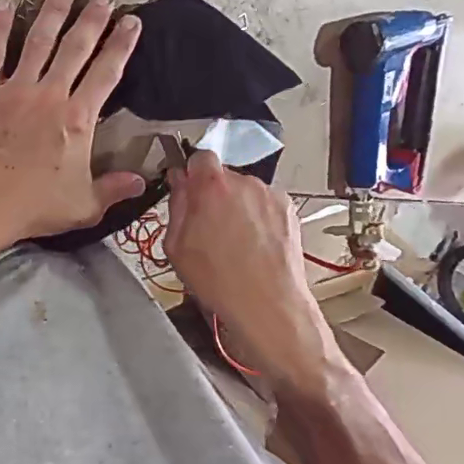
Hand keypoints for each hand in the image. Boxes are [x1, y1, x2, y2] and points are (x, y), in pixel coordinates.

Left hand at [0, 0, 145, 249]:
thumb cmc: (36, 204)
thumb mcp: (85, 204)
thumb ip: (114, 189)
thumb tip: (140, 182)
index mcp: (78, 118)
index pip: (107, 73)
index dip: (122, 45)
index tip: (132, 22)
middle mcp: (50, 95)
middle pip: (75, 48)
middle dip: (92, 20)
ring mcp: (16, 90)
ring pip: (38, 41)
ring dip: (53, 12)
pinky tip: (4, 3)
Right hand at [165, 151, 347, 392]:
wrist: (268, 305)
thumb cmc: (221, 282)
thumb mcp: (176, 246)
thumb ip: (176, 205)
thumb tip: (180, 184)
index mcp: (212, 186)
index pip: (199, 157)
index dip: (192, 174)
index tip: (188, 191)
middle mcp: (244, 182)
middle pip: (223, 176)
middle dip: (213, 194)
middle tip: (207, 227)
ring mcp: (269, 195)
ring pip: (244, 191)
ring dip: (237, 207)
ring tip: (233, 243)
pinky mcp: (287, 210)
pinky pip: (264, 205)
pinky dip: (257, 219)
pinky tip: (252, 246)